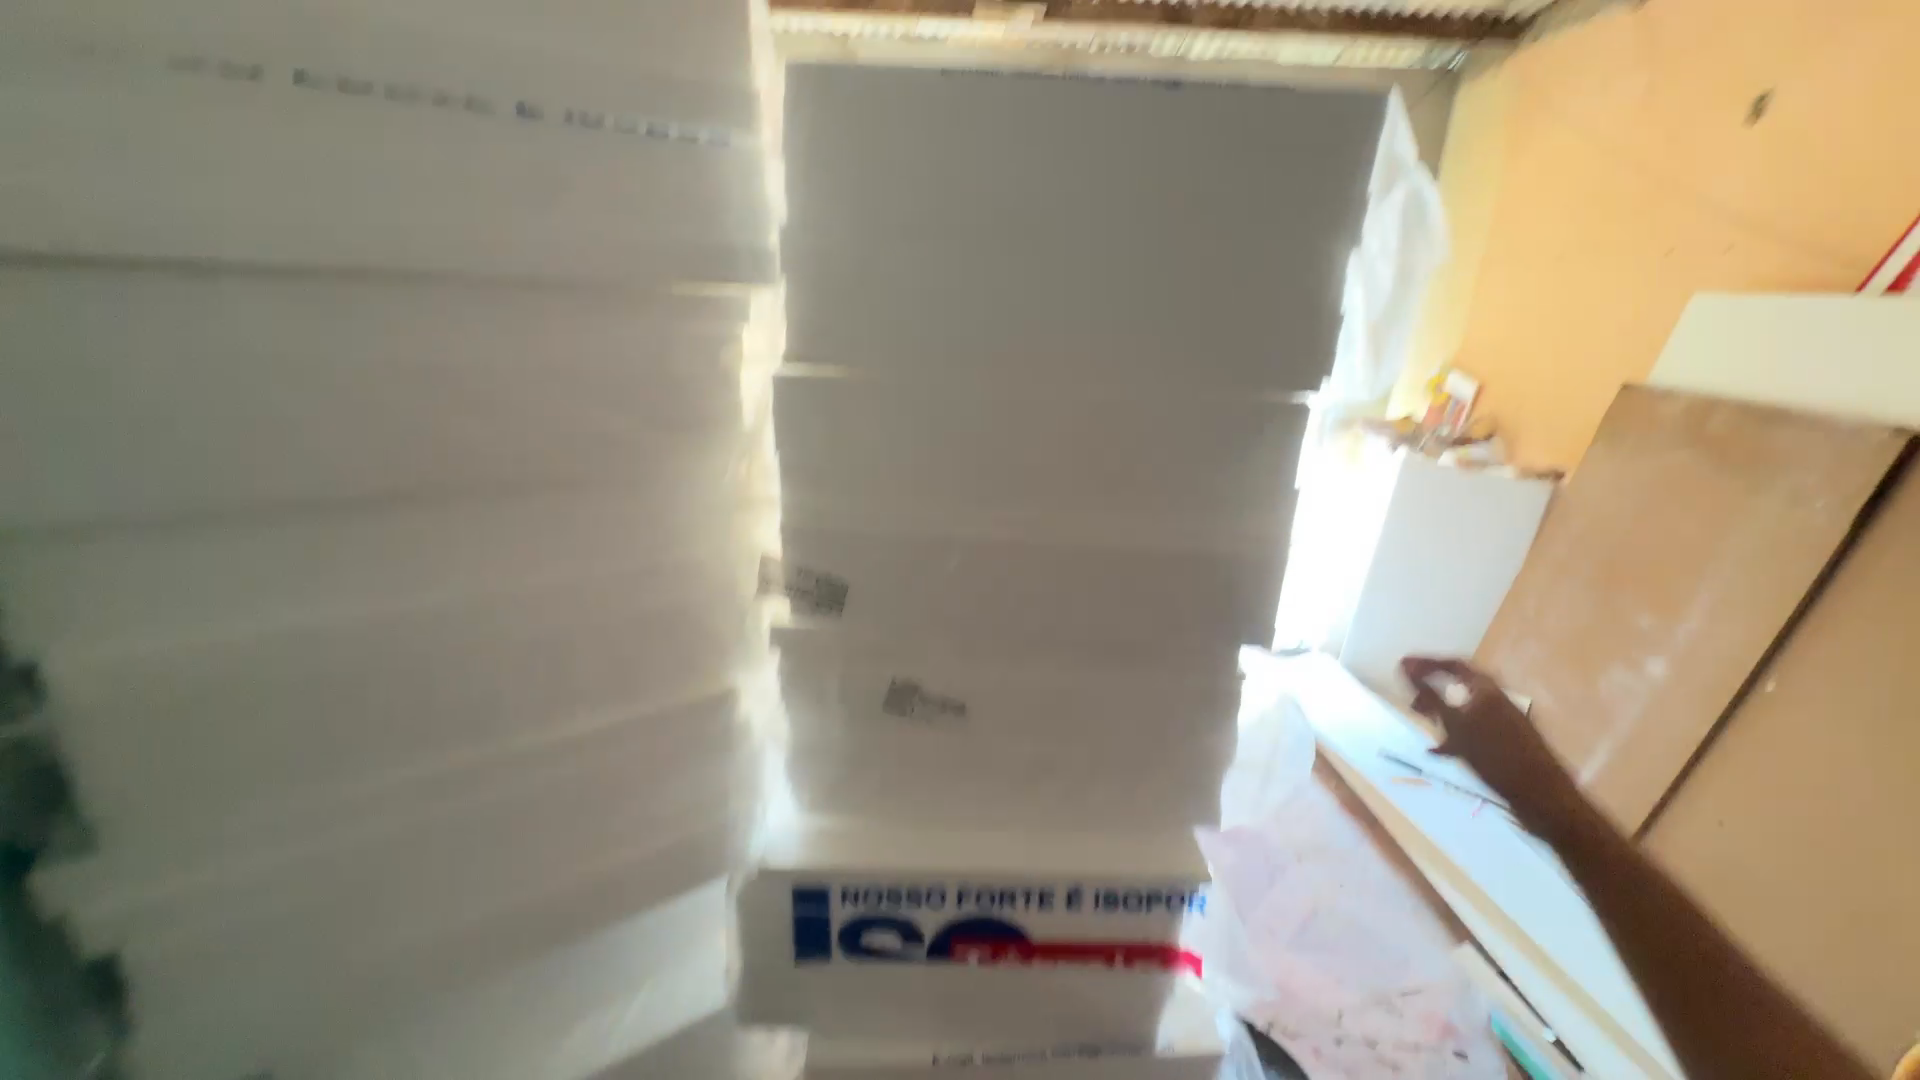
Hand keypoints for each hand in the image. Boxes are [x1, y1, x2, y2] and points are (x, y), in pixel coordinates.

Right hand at [1399, 656, 1582, 830]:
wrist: (1541, 795)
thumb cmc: (1495, 755)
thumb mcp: (1455, 724)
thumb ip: (1429, 694)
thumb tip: (1405, 665)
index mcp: (1486, 690)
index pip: (1453, 664)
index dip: (1426, 663)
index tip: (1403, 666)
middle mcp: (1497, 699)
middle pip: (1459, 685)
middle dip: (1432, 689)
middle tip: (1411, 699)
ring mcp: (1504, 720)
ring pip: (1464, 707)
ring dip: (1441, 711)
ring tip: (1423, 721)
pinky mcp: (1506, 740)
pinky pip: (1472, 727)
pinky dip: (1453, 732)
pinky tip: (1440, 750)